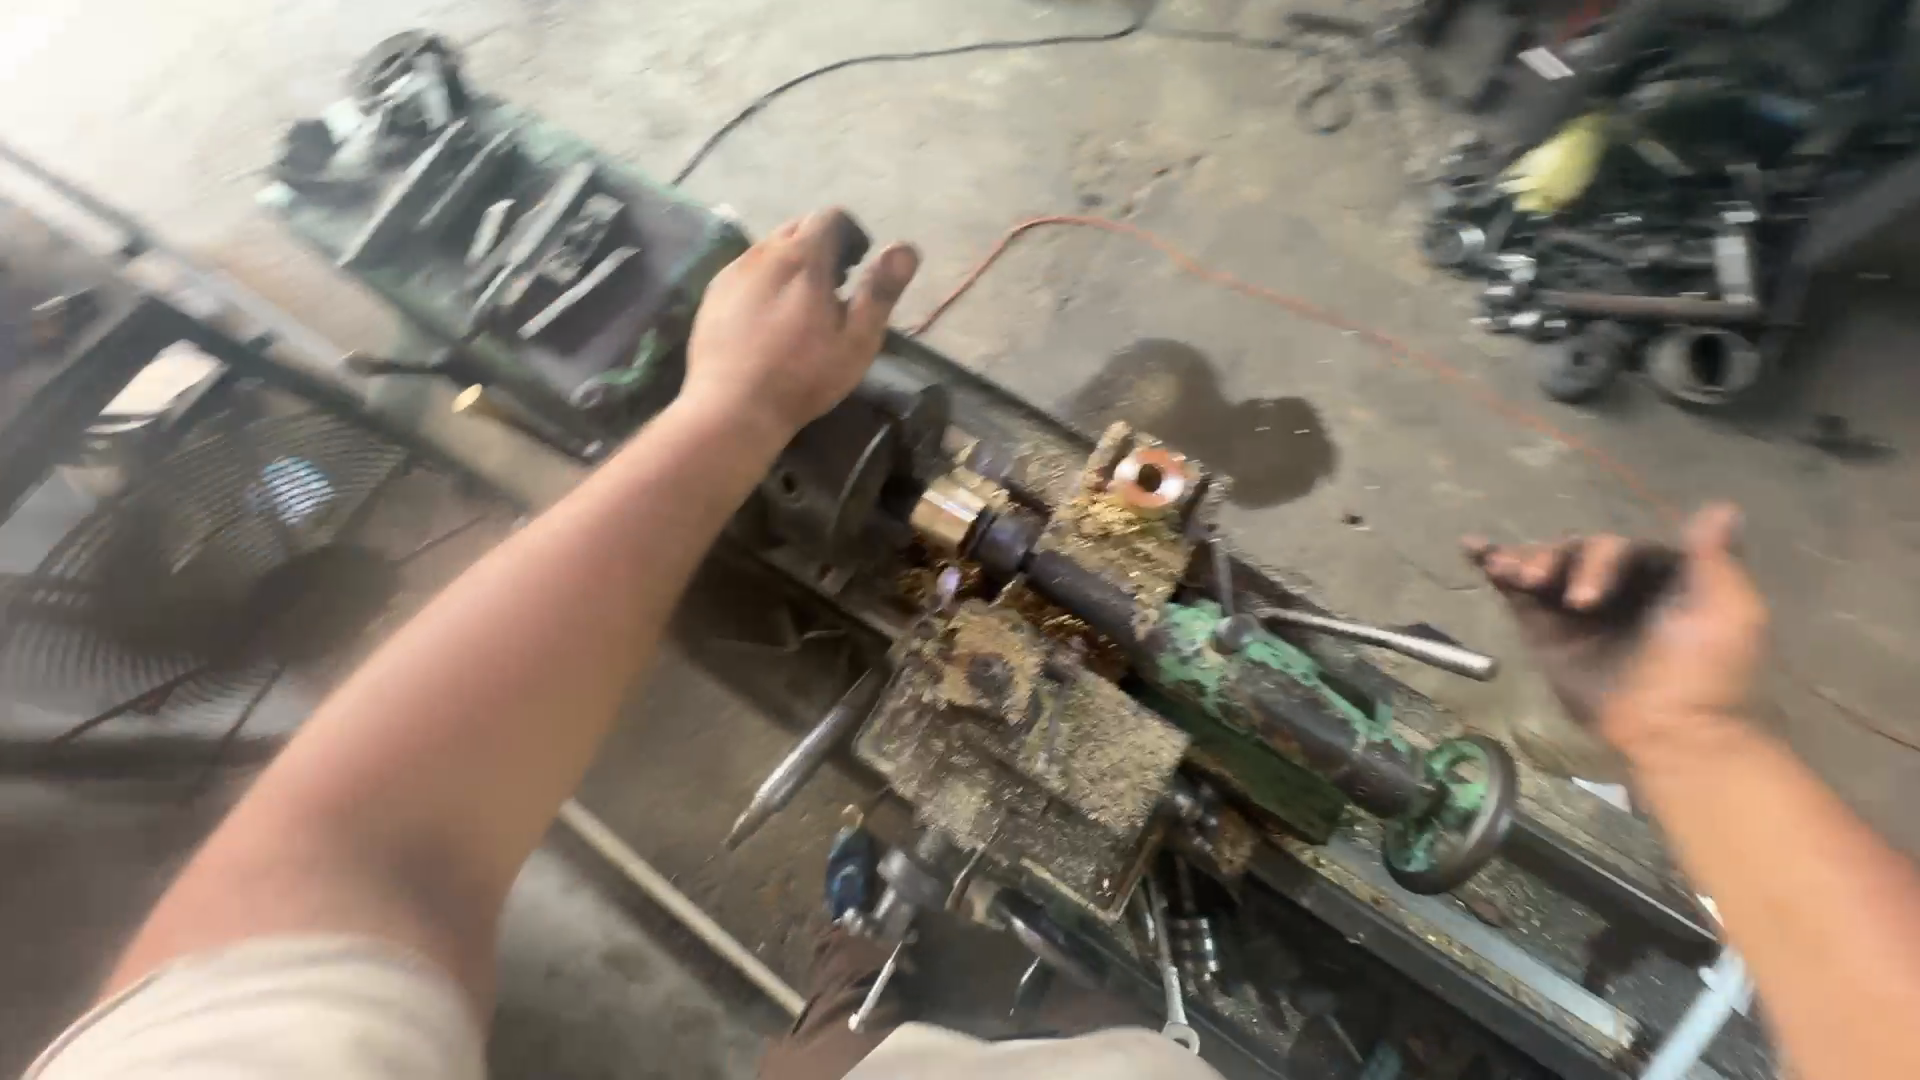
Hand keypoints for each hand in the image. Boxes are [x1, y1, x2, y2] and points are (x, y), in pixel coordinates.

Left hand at [683, 209, 919, 440]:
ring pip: (770, 249)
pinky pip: (747, 272)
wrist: (733, 407)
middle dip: (822, 247)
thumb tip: (907, 248)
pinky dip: (766, 282)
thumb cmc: (803, 376)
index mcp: (803, 258)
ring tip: (803, 307)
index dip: (852, 235)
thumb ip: (880, 291)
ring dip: (792, 265)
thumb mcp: (856, 340)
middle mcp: (764, 252)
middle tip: (836, 288)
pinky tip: (770, 321)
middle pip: (799, 228)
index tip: (858, 266)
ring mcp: (733, 272)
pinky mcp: (713, 295)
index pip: (832, 217)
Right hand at [1463, 504, 1767, 759]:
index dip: (1598, 561)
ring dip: (1521, 559)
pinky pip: (1513, 587)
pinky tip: (1472, 546)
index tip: (1585, 597)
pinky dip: (1492, 563)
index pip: (1618, 546)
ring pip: (1541, 563)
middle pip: (1573, 550)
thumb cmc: (1702, 671)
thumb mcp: (1727, 612)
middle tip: (1539, 583)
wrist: (1666, 727)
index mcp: (1658, 575)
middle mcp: (1612, 583)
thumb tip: (1720, 507)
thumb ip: (1715, 560)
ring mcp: (1570, 604)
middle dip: (1553, 560)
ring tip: (1506, 570)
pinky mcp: (1540, 624)